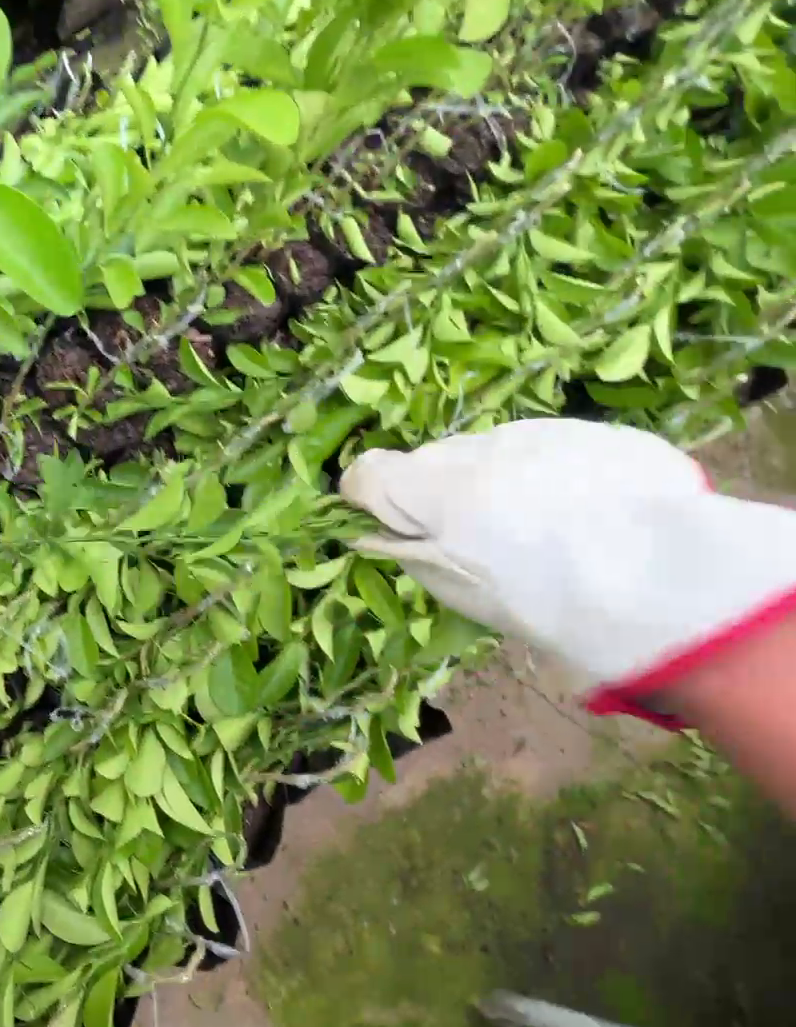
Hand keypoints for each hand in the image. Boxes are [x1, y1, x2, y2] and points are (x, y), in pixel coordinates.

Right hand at [339, 418, 795, 724]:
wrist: (663, 579)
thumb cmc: (531, 593)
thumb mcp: (446, 581)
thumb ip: (401, 545)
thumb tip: (372, 528)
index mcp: (425, 485)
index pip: (365, 472)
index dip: (368, 498)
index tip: (387, 526)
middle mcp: (470, 448)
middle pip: (428, 461)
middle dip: (434, 489)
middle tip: (470, 536)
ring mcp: (534, 434)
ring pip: (485, 452)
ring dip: (489, 479)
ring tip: (532, 525)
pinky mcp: (591, 433)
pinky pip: (545, 449)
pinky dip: (544, 474)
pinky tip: (577, 510)